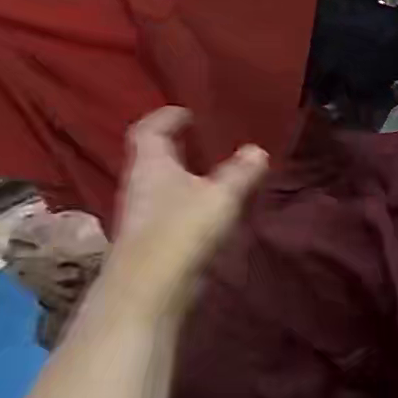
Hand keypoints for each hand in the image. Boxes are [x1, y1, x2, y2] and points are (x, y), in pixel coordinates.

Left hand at [107, 107, 267, 309]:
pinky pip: (175, 204)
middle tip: (204, 135)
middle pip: (154, 156)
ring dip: (186, 171)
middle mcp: (141, 185)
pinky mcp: (156, 237)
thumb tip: (256, 150)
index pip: (149, 131)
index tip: (186, 109)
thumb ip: (241, 172)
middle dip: (177, 144)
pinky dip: (192, 196)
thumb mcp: (222, 195)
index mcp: (151, 166)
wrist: (151, 287)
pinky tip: (214, 203)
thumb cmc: (182, 230)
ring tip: (215, 168)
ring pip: (164, 182)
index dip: (165, 118)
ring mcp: (146, 213)